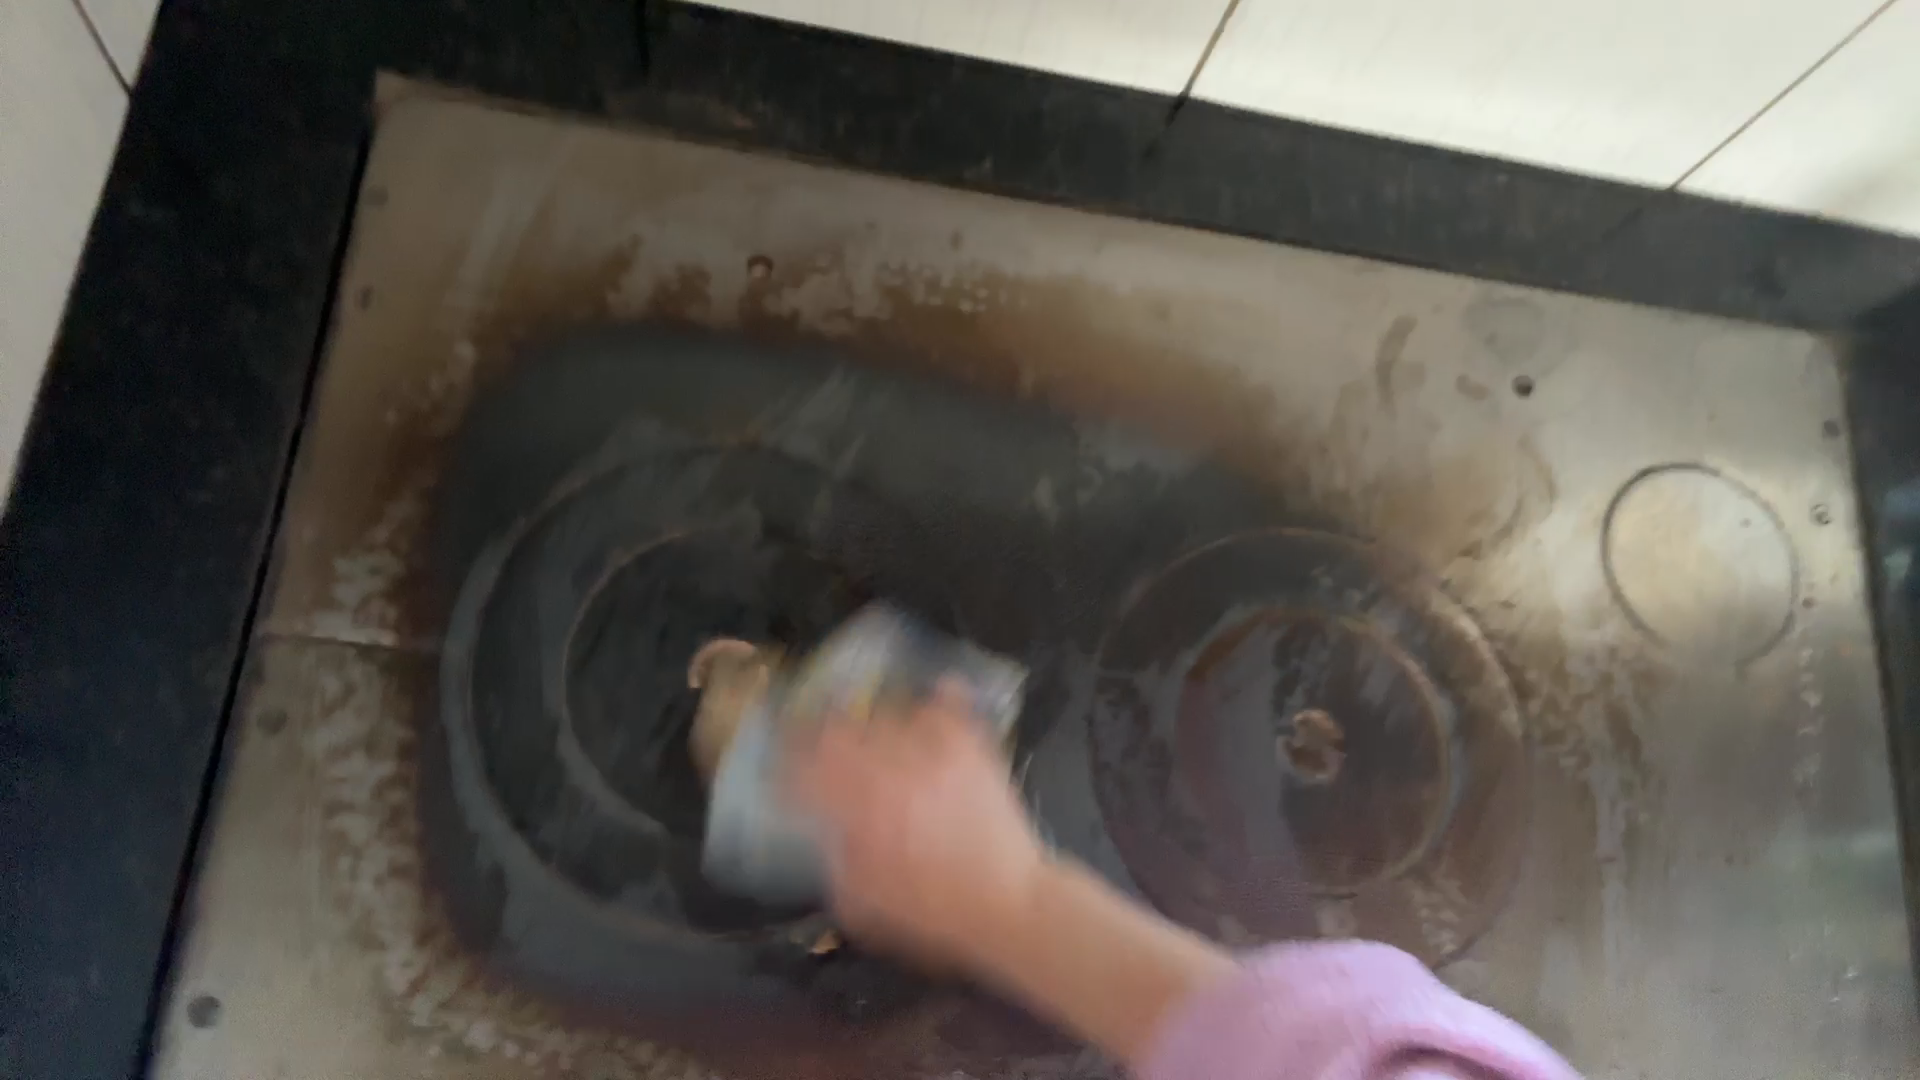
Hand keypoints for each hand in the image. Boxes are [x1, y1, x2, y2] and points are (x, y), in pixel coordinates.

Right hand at [783, 682, 1045, 971]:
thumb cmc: (933, 914)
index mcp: (861, 809)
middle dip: (822, 733)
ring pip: (890, 715)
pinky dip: (937, 701)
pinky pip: (948, 709)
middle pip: (843, 731)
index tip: (781, 758)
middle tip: (819, 739)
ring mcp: (935, 753)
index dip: (786, 759)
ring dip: (873, 722)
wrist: (1010, 904)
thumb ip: (837, 860)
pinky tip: (930, 702)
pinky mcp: (971, 749)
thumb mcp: (862, 905)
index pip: (807, 767)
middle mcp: (894, 770)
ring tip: (872, 732)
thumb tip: (830, 832)